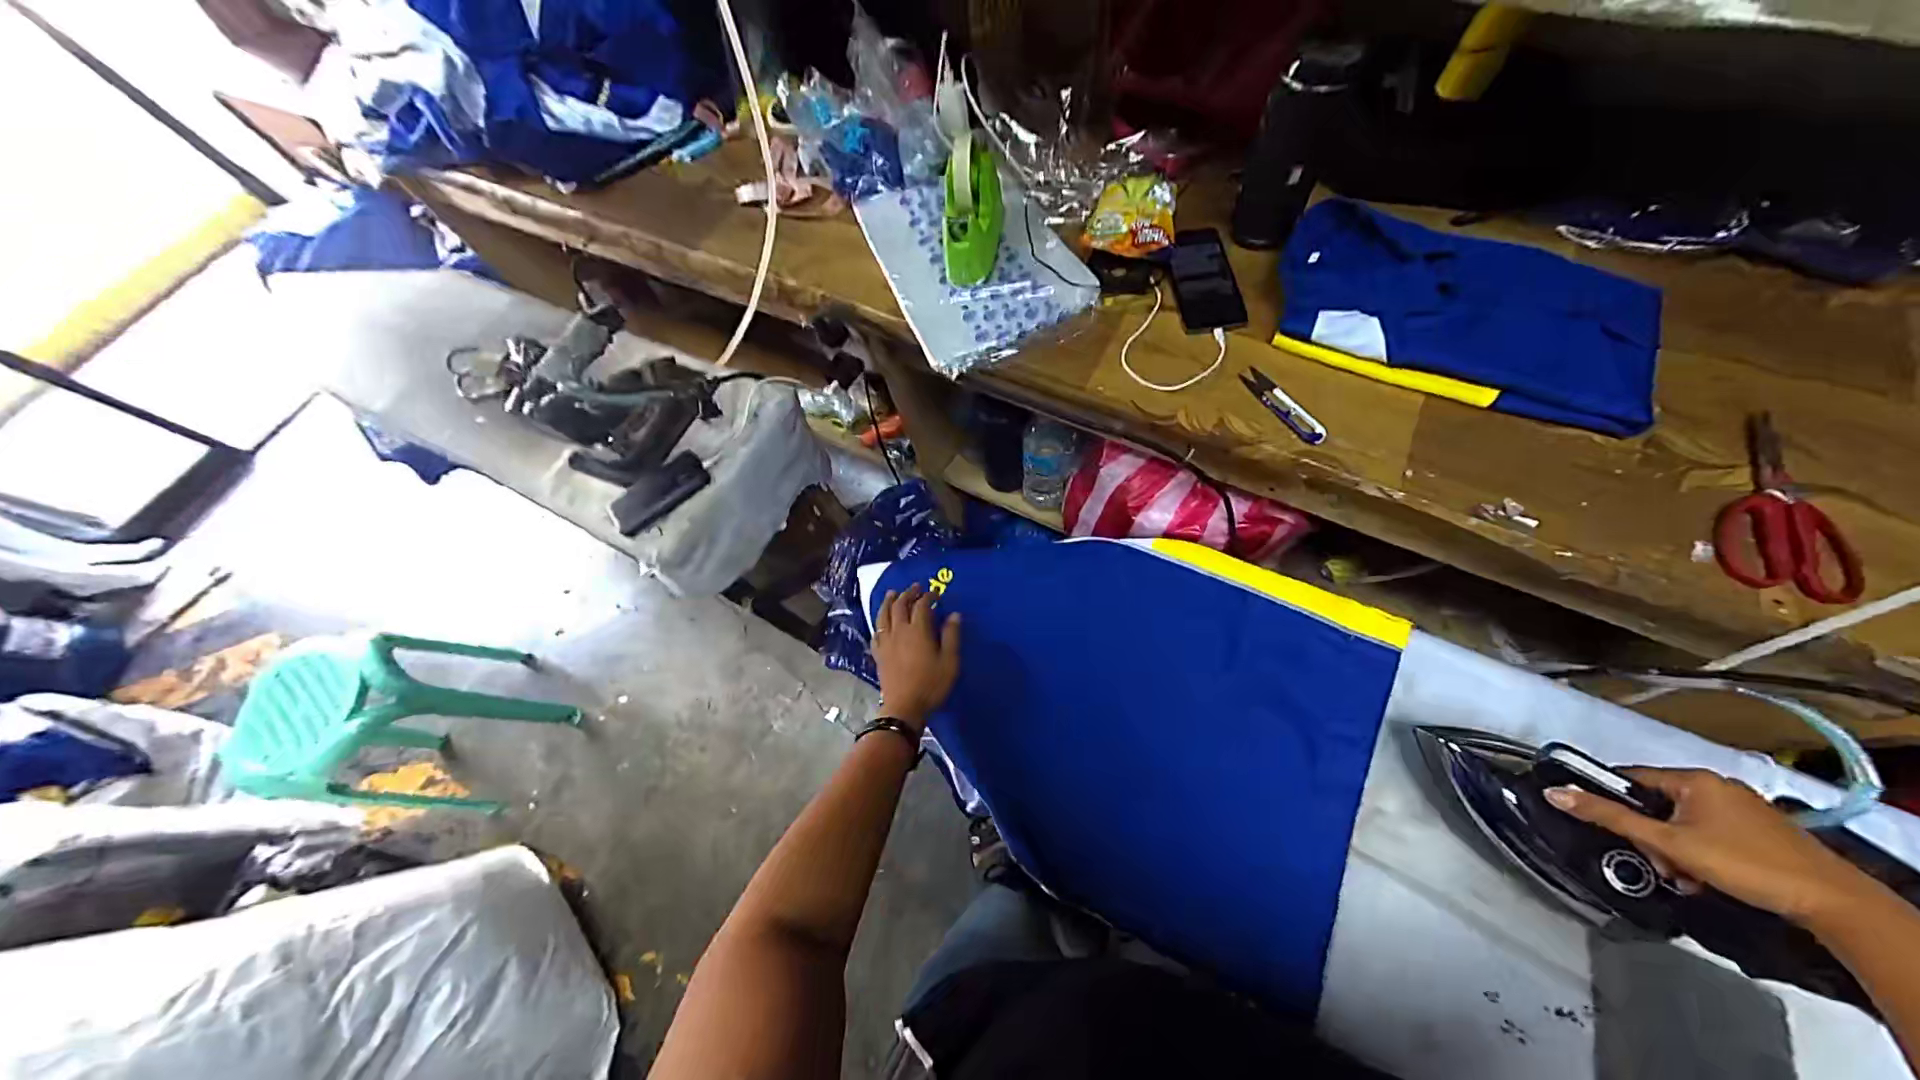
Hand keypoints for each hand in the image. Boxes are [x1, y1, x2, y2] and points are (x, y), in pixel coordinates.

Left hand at [870, 584, 960, 732]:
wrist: (903, 706)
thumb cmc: (931, 684)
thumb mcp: (950, 661)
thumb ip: (951, 636)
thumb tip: (954, 614)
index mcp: (918, 630)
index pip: (921, 605)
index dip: (928, 596)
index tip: (935, 594)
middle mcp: (899, 631)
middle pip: (900, 605)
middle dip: (908, 593)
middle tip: (915, 587)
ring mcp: (885, 642)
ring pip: (884, 615)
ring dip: (889, 601)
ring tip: (892, 593)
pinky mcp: (878, 654)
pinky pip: (876, 632)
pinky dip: (879, 622)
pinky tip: (881, 622)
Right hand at [1546, 767, 1875, 924]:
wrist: (1834, 904)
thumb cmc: (1746, 865)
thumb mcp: (1668, 842)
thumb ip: (1609, 816)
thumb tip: (1554, 793)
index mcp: (1694, 779)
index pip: (1631, 780)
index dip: (1615, 804)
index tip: (1616, 830)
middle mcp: (1719, 787)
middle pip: (1657, 806)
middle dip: (1653, 839)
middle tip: (1664, 864)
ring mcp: (1744, 810)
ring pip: (1683, 825)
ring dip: (1676, 851)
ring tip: (1691, 877)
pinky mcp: (1762, 834)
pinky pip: (1710, 835)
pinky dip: (1702, 855)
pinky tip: (1711, 878)